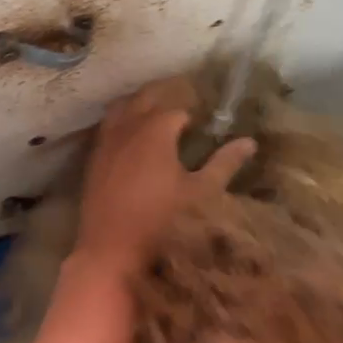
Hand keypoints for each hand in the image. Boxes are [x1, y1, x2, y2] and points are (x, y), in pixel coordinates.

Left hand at [74, 75, 256, 280]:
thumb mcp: (200, 193)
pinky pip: (107, 127)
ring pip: (121, 108)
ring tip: (156, 113)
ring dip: (139, 104)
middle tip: (183, 104)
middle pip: (145, 97)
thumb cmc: (161, 220)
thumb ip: (224, 163)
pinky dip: (121, 122)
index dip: (193, 109)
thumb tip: (249, 142)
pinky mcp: (93, 159)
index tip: (204, 117)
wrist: (111, 248)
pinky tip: (131, 137)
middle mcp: (127, 127)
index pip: (177, 106)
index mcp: (156, 130)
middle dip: (165, 94)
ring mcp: (106, 142)